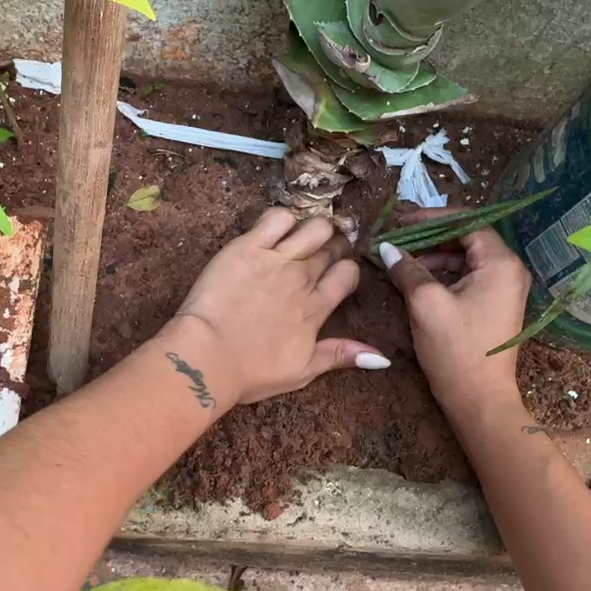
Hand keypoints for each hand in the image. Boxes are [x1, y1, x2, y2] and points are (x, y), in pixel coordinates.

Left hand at [164, 208, 389, 406]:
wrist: (207, 356)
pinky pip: (276, 218)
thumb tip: (383, 359)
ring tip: (306, 234)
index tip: (338, 271)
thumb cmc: (250, 371)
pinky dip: (283, 218)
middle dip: (333, 245)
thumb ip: (341, 356)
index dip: (346, 269)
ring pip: (312, 227)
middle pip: (330, 249)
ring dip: (315, 227)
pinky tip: (277, 228)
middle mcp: (302, 279)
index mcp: (316, 309)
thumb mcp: (302, 372)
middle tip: (324, 248)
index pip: (347, 275)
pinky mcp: (247, 247)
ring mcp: (276, 259)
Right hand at [378, 221, 530, 418]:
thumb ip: (407, 269)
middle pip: (466, 239)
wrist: (479, 400)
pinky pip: (466, 278)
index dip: (432, 219)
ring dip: (432, 258)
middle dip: (429, 238)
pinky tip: (415, 280)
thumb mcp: (426, 304)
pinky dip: (441, 275)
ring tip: (399, 262)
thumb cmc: (456, 349)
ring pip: (464, 259)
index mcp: (500, 263)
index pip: (467, 222)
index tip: (401, 223)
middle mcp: (508, 270)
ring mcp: (503, 289)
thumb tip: (386, 247)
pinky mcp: (493, 305)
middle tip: (395, 242)